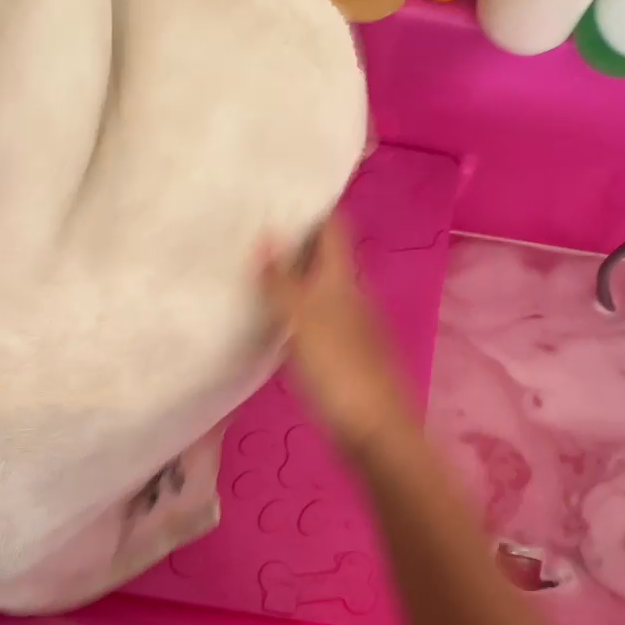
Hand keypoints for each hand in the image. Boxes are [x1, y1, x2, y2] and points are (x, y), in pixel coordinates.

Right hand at [261, 218, 417, 450]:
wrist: (375, 432)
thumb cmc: (339, 372)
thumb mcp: (304, 322)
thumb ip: (281, 281)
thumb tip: (266, 232)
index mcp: (343, 282)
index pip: (332, 229)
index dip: (311, 207)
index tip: (277, 192)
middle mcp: (350, 297)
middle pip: (323, 257)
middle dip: (293, 240)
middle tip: (249, 228)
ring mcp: (348, 328)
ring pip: (317, 288)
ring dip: (290, 276)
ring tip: (250, 269)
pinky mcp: (340, 356)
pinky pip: (313, 318)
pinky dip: (291, 309)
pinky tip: (270, 319)